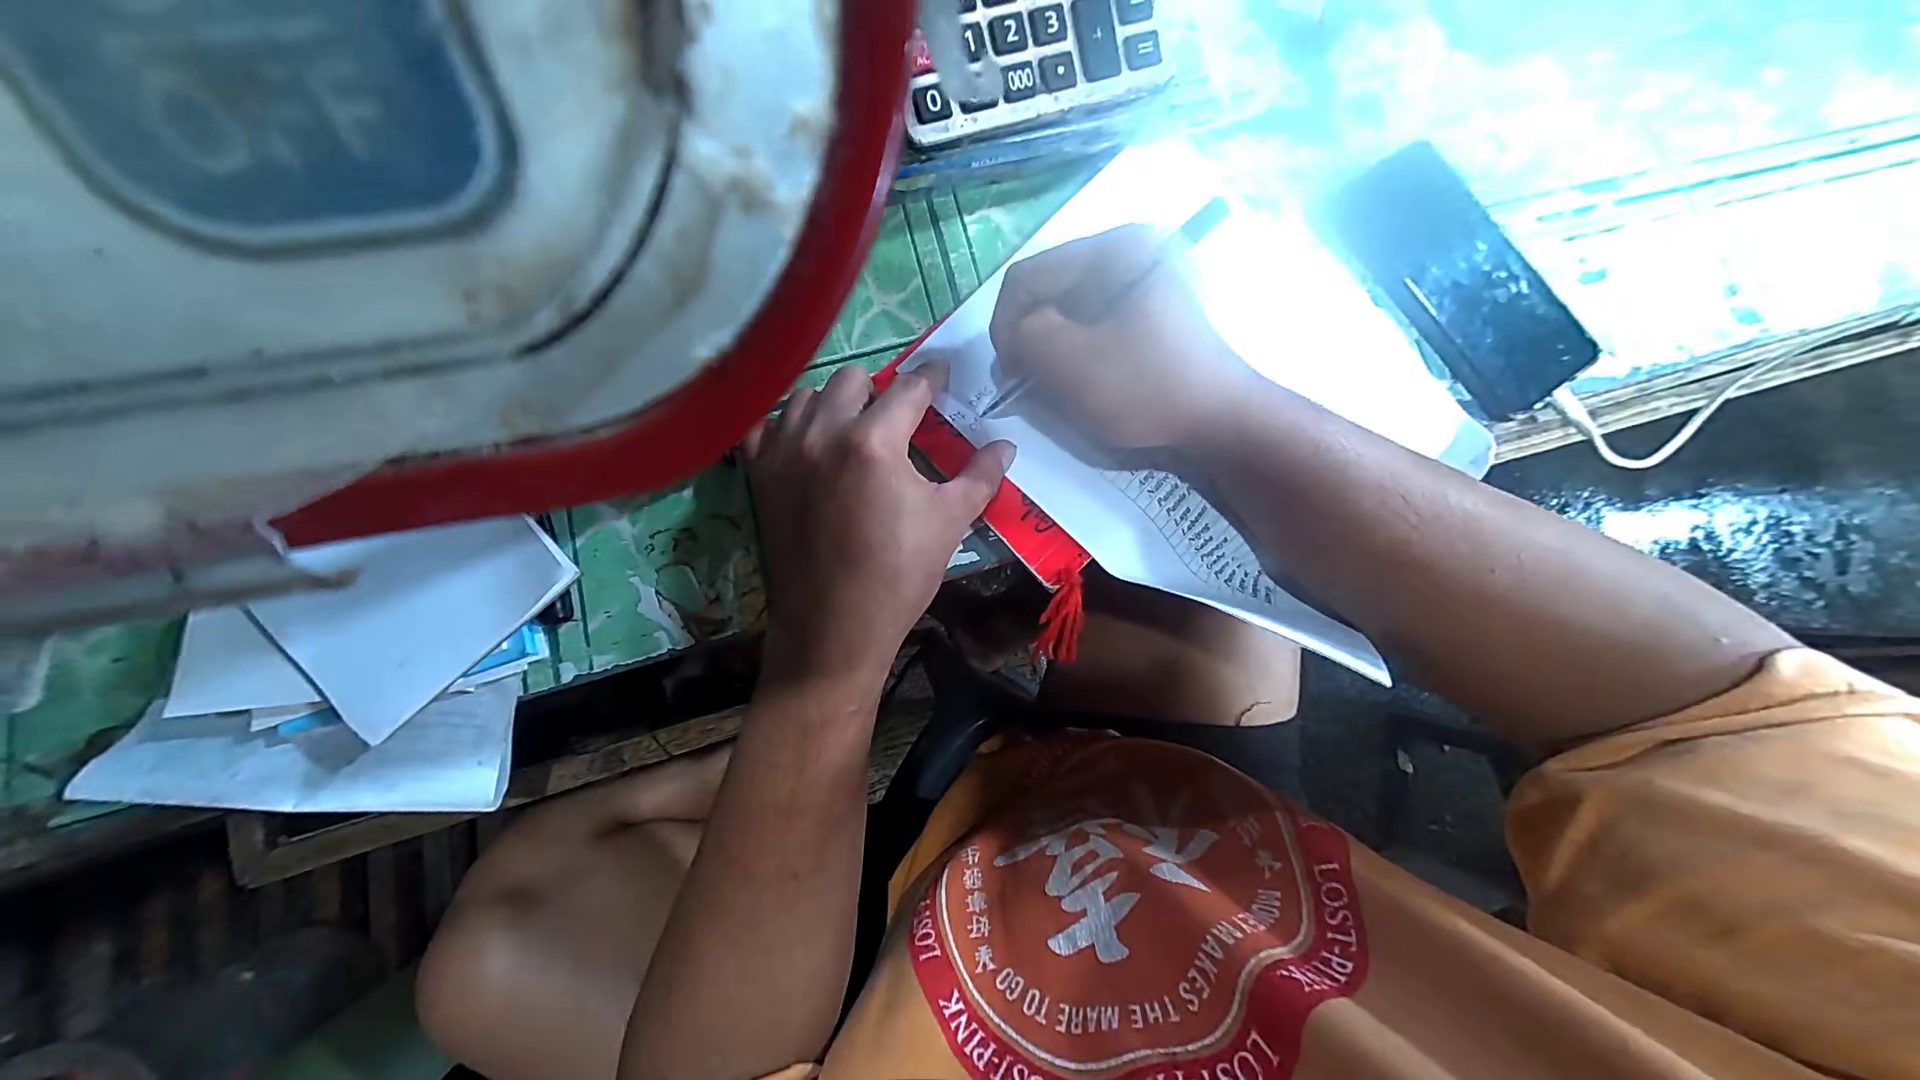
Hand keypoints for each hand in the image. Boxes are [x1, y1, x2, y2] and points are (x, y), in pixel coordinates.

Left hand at [745, 365, 1014, 690]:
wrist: (834, 627)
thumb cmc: (898, 576)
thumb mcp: (949, 522)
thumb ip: (980, 475)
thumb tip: (1006, 445)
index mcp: (874, 442)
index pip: (909, 389)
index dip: (932, 379)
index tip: (942, 377)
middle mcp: (823, 434)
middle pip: (854, 379)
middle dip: (882, 389)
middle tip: (898, 416)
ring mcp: (785, 453)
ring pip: (807, 396)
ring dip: (835, 402)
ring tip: (853, 428)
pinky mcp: (761, 475)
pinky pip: (767, 426)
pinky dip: (789, 424)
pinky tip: (808, 442)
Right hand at [989, 225, 1261, 450]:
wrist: (1221, 421)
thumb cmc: (1146, 388)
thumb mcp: (1069, 362)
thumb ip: (1024, 336)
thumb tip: (1016, 336)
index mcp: (1112, 249)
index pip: (1026, 277)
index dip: (1004, 326)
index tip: (1008, 373)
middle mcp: (1127, 254)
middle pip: (1048, 292)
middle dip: (1031, 338)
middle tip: (1031, 384)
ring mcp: (1141, 283)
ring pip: (1068, 312)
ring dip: (1053, 351)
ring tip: (1059, 388)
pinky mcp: (1148, 313)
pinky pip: (1092, 326)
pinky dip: (1077, 355)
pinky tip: (1085, 384)